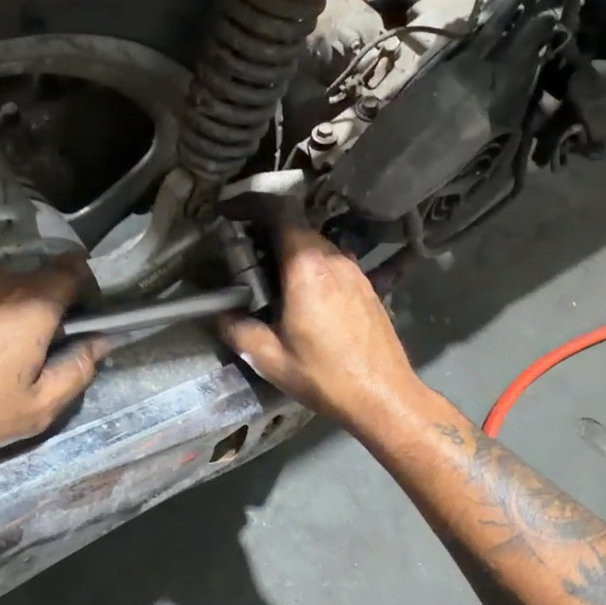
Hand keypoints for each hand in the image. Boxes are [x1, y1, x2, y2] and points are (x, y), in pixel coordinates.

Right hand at [217, 224, 423, 426]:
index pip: (280, 215)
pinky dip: (316, 272)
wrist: (383, 396)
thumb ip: (239, 330)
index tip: (234, 216)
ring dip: (294, 258)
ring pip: (319, 249)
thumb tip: (222, 315)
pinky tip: (308, 302)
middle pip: (298, 231)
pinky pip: (335, 266)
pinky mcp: (369, 287)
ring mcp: (356, 272)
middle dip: (270, 239)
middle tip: (248, 262)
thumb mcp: (270, 359)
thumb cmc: (325, 377)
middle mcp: (335, 260)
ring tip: (276, 286)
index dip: (254, 208)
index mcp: (307, 269)